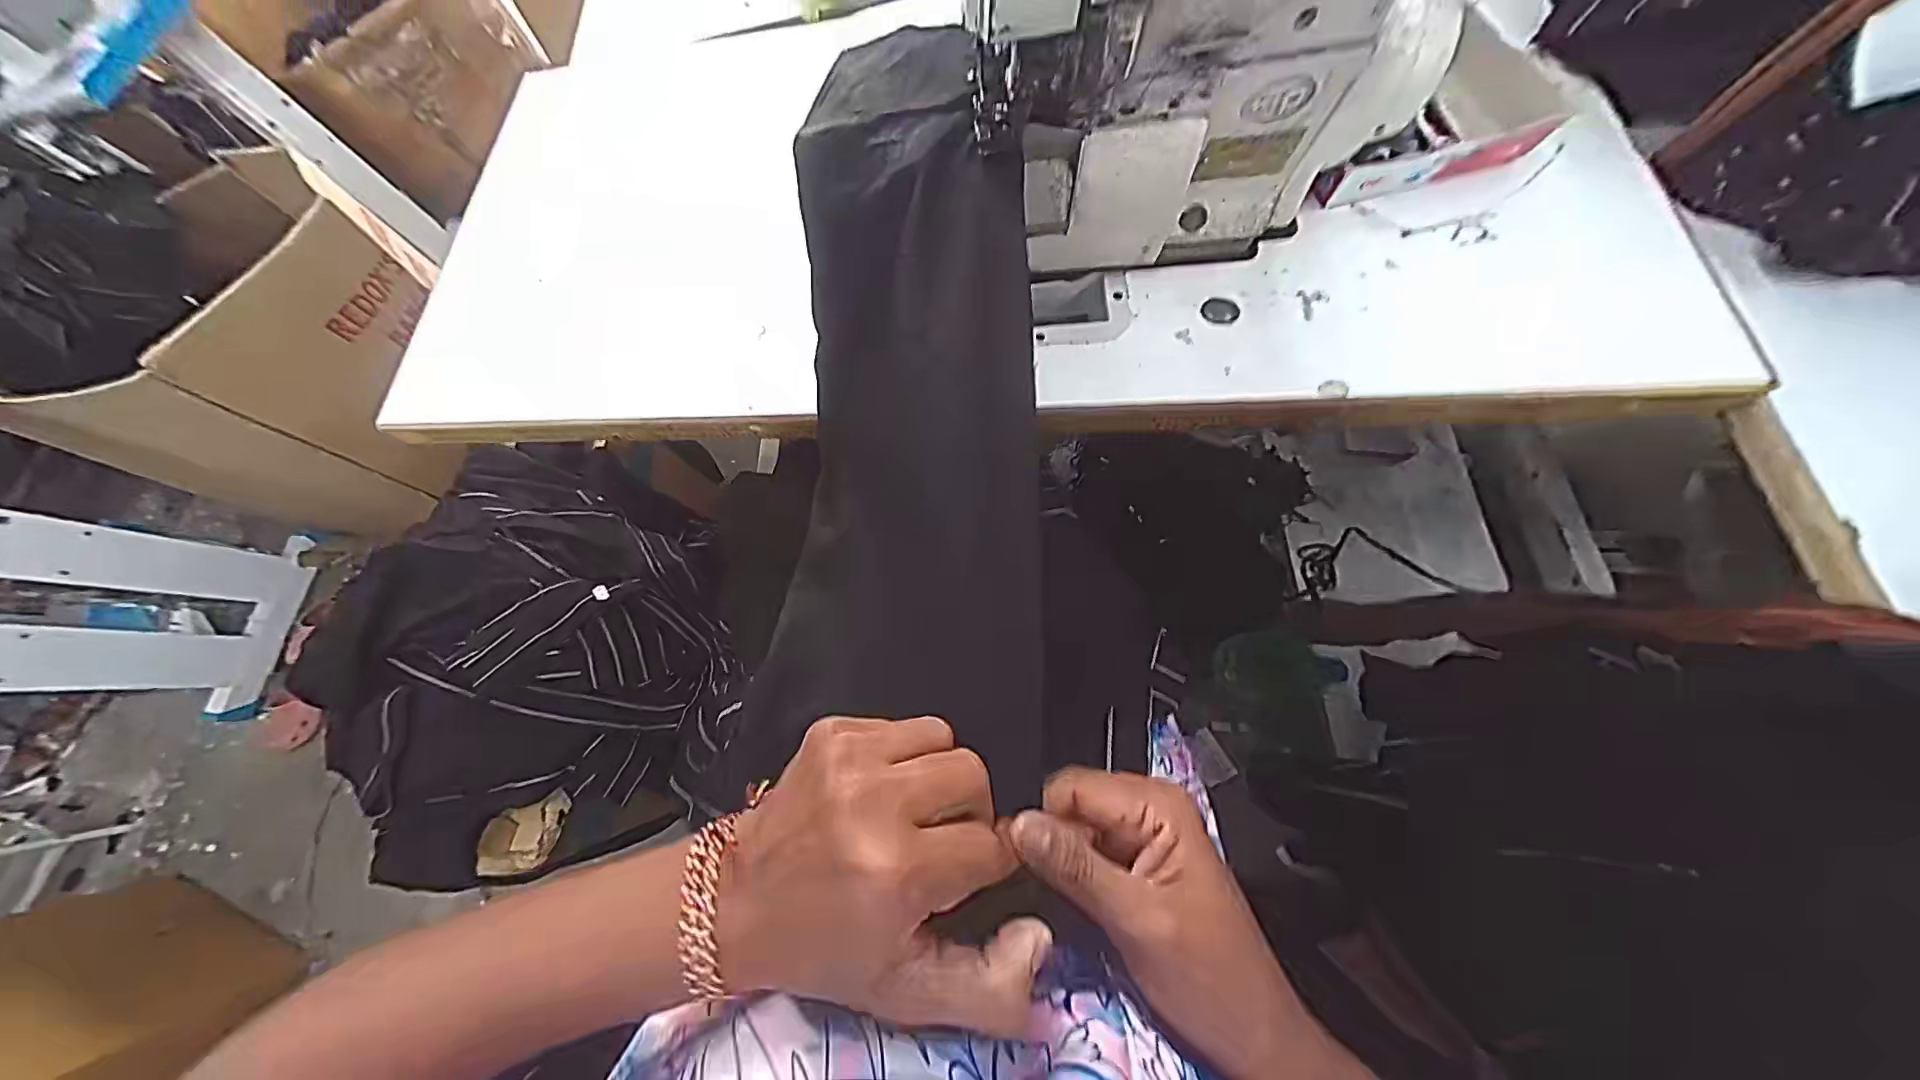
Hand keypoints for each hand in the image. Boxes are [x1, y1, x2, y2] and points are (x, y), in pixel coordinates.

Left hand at [718, 716, 1049, 1036]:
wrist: (737, 900)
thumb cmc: (822, 945)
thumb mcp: (907, 991)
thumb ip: (992, 986)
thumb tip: (1040, 934)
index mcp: (895, 870)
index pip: (991, 843)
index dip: (986, 861)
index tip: (962, 873)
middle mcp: (872, 802)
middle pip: (975, 775)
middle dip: (969, 810)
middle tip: (937, 838)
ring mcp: (849, 757)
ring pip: (944, 738)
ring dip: (938, 775)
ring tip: (908, 809)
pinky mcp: (832, 731)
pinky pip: (904, 726)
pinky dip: (903, 756)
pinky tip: (876, 790)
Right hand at [1007, 768, 1371, 1079]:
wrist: (1251, 1035)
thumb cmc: (1210, 979)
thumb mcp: (1137, 920)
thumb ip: (1075, 867)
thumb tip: (1021, 825)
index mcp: (1158, 804)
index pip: (1071, 786)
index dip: (1040, 820)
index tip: (1016, 860)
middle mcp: (1148, 808)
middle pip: (1069, 805)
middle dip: (1048, 842)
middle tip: (1038, 888)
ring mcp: (1140, 837)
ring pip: (1071, 831)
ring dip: (1058, 863)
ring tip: (1057, 900)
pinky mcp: (1132, 865)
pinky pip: (1083, 854)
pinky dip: (1070, 877)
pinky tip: (1073, 904)